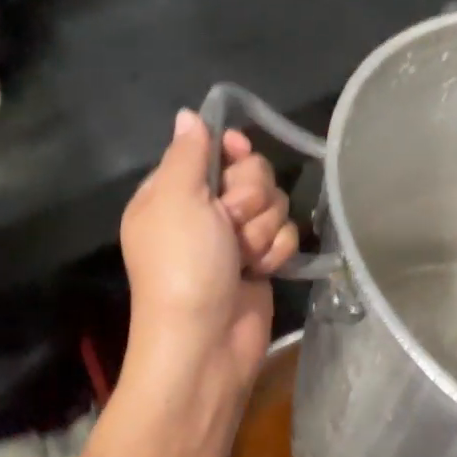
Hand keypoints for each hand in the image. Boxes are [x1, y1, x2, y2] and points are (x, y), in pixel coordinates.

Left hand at [118, 111, 297, 385]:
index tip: (239, 156)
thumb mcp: (176, 199)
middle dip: (250, 196)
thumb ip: (188, 153)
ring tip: (243, 255)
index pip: (213, 148)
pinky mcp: (260, 260)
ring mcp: (234, 237)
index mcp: (172, 192)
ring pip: (274, 203)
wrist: (206, 341)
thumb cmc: (183, 266)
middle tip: (230, 221)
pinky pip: (284, 234)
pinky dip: (276, 251)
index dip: (233, 150)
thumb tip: (188, 115)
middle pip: (252, 173)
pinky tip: (260, 270)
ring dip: (262, 228)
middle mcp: (203, 211)